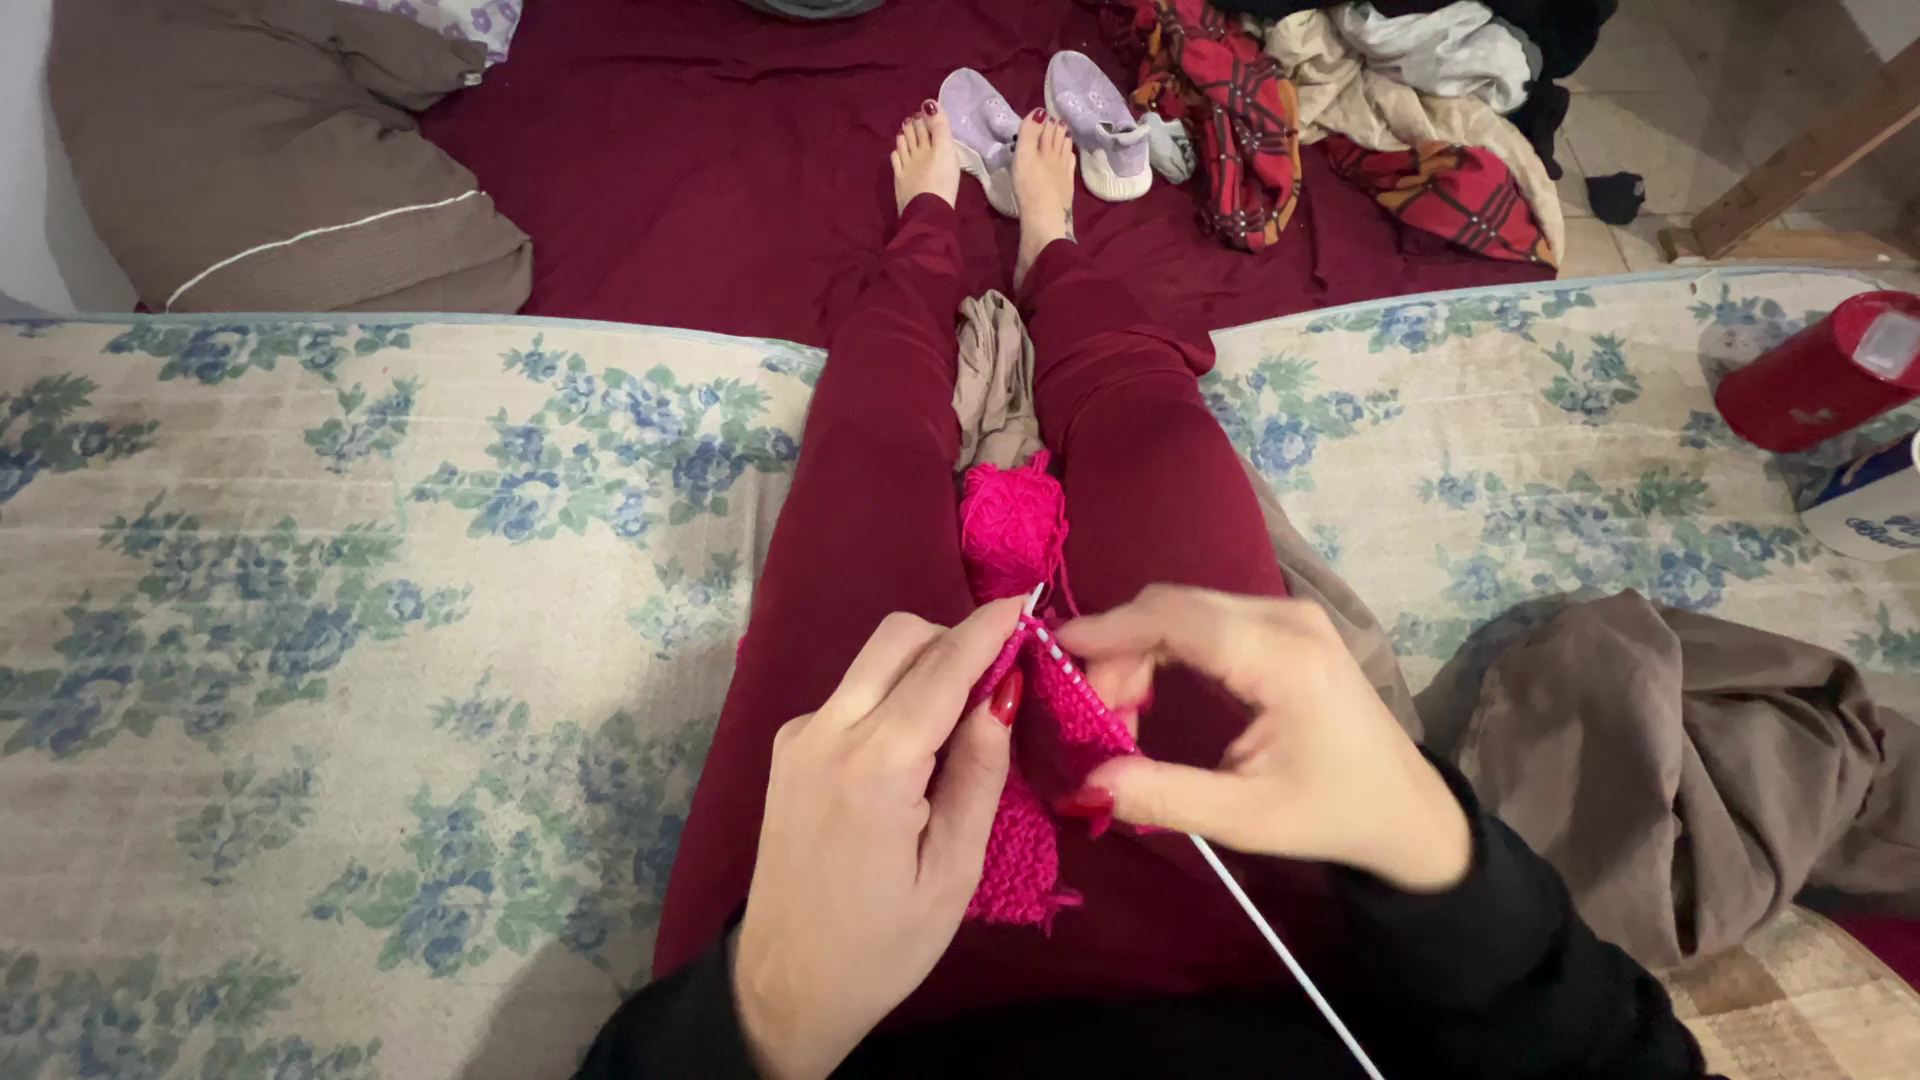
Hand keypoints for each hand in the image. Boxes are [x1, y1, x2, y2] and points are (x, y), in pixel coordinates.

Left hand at [732, 600, 1025, 1079]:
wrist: (781, 983)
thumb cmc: (884, 944)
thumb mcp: (954, 870)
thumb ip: (978, 771)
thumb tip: (1003, 691)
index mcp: (874, 768)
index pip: (941, 669)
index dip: (986, 628)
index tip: (1024, 601)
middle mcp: (827, 731)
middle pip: (898, 638)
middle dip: (953, 637)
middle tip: (996, 676)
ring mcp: (799, 732)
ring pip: (874, 657)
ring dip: (924, 661)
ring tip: (960, 712)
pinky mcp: (788, 743)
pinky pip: (854, 689)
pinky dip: (894, 690)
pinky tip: (912, 741)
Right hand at [1058, 586, 1470, 893]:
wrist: (1408, 809)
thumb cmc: (1333, 814)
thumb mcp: (1245, 818)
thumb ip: (1162, 796)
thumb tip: (1084, 783)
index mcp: (1284, 658)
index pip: (1177, 618)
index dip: (1111, 628)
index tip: (1058, 649)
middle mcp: (1284, 617)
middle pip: (1171, 606)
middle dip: (1118, 650)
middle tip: (1095, 713)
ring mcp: (1285, 613)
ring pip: (1181, 608)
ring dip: (1137, 650)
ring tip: (1121, 711)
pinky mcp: (1280, 622)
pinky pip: (1200, 617)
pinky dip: (1161, 647)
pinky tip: (1150, 688)